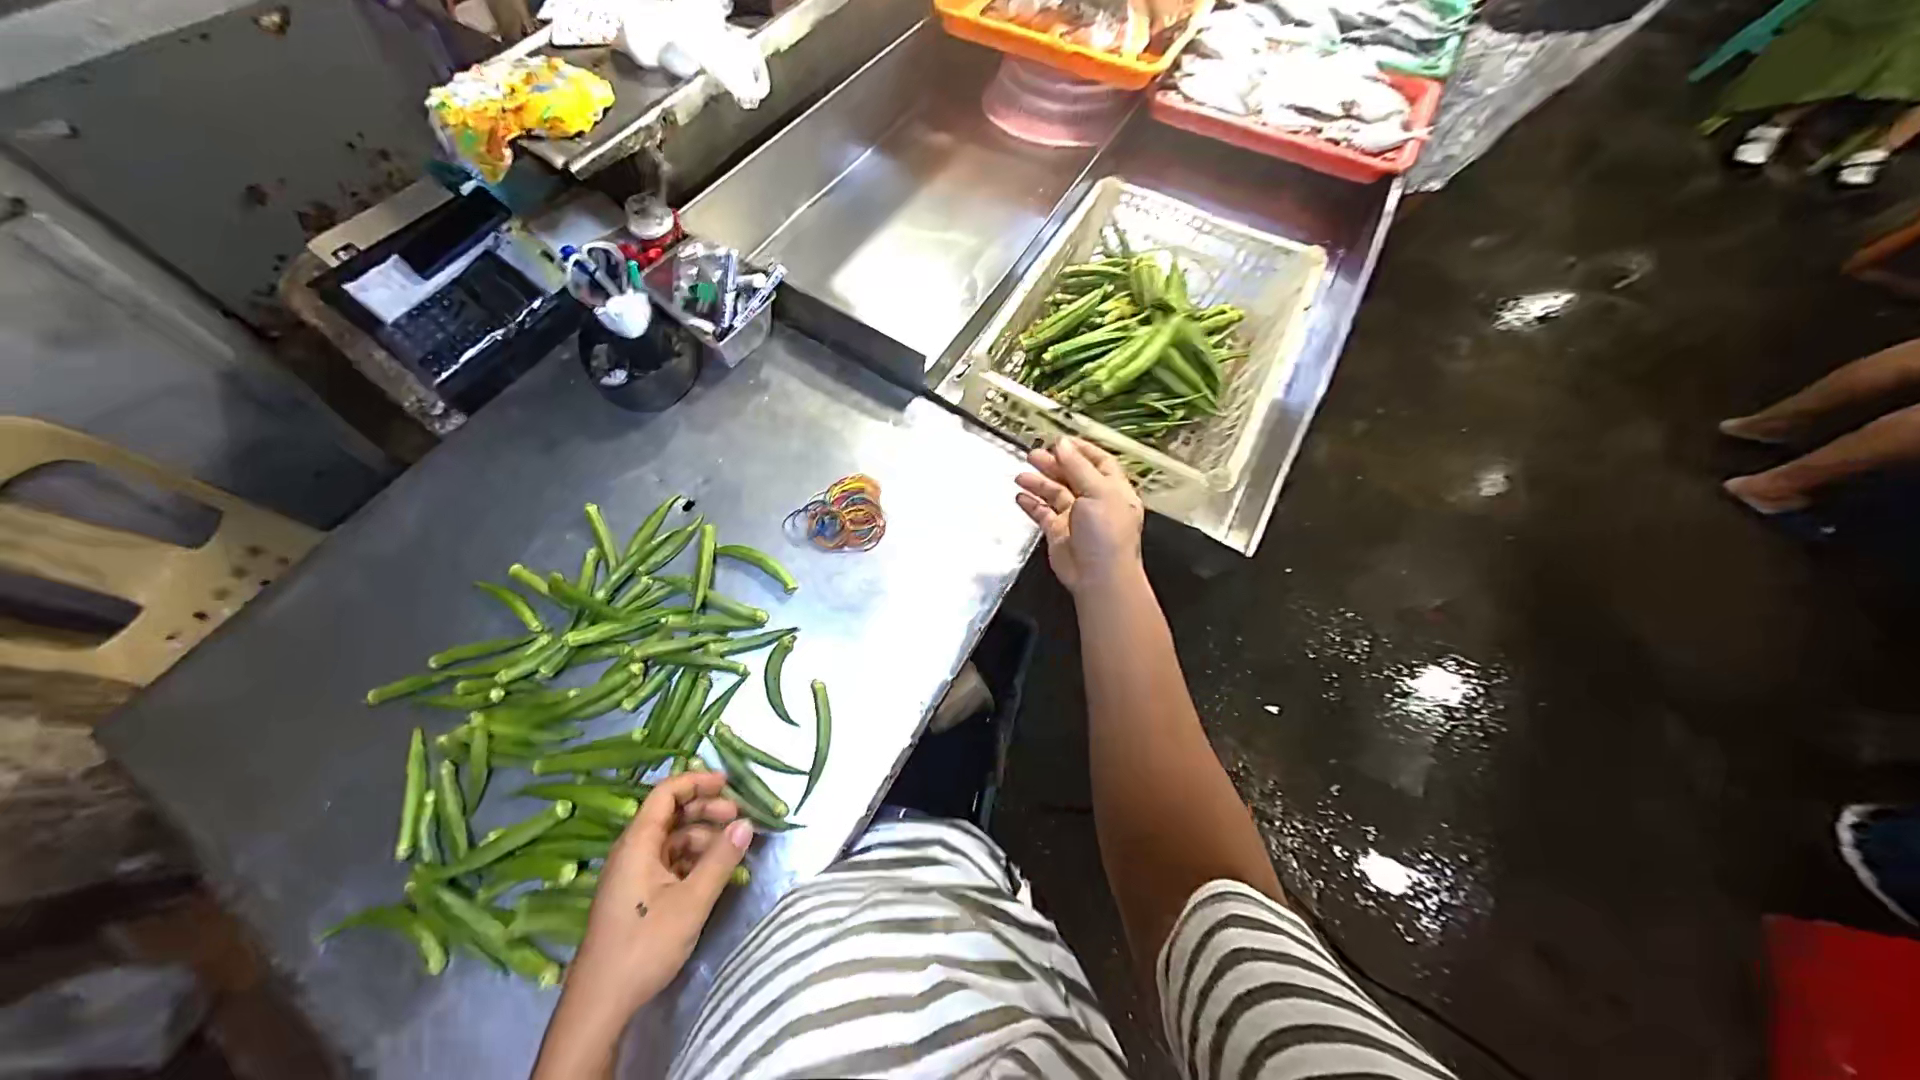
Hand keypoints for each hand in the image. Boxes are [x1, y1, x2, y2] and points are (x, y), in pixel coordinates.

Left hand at [533, 771, 750, 1078]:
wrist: (600, 1003)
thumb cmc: (643, 946)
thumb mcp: (691, 901)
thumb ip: (721, 859)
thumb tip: (747, 824)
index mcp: (637, 843)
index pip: (666, 793)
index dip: (697, 782)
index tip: (729, 784)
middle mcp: (633, 851)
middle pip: (672, 814)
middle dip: (707, 809)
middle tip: (739, 817)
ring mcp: (634, 873)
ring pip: (673, 838)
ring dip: (704, 835)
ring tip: (733, 846)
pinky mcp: (638, 894)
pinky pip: (670, 861)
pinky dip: (694, 858)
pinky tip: (716, 870)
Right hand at [1014, 436, 1144, 595]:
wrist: (1098, 576)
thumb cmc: (1107, 533)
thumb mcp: (1097, 492)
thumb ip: (1077, 467)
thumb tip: (1062, 444)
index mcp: (1113, 489)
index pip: (1098, 462)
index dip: (1080, 449)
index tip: (1060, 440)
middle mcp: (1095, 501)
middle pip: (1072, 475)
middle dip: (1054, 463)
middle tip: (1033, 454)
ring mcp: (1076, 517)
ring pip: (1054, 493)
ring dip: (1038, 482)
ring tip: (1021, 475)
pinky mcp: (1058, 533)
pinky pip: (1042, 513)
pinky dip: (1031, 504)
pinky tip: (1020, 496)